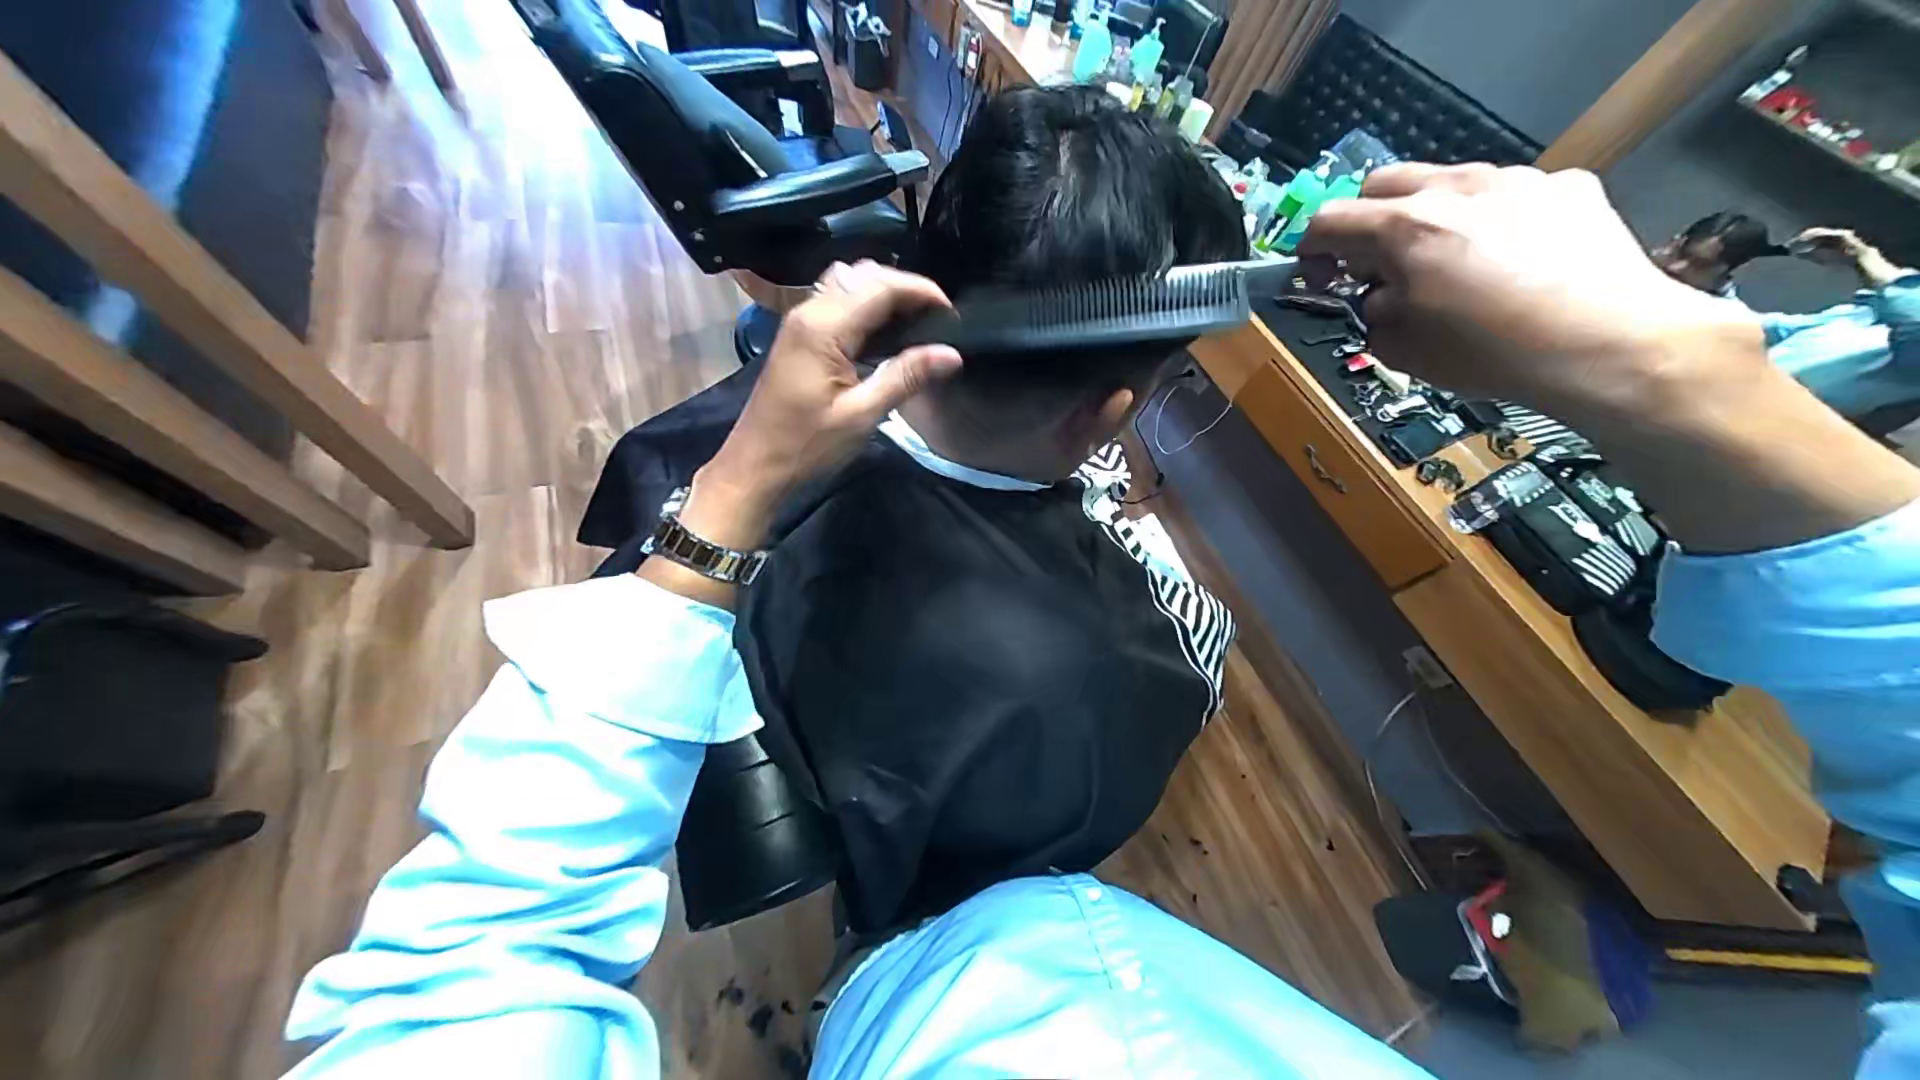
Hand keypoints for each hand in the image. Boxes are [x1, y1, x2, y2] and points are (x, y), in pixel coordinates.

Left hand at [683, 261, 962, 551]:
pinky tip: (886, 336)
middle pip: (863, 274)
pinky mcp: (799, 336)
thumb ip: (906, 377)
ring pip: (849, 283)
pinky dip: (866, 307)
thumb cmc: (806, 446)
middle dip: (905, 288)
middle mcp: (809, 312)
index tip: (952, 313)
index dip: (921, 290)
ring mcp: (800, 322)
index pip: (880, 285)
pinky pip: (837, 302)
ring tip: (916, 325)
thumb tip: (951, 354)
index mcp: (824, 327)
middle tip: (937, 320)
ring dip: (885, 294)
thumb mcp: (861, 415)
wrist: (756, 467)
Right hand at [1300, 163, 1919, 553]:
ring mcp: (1516, 180)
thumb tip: (1379, 297)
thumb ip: (1374, 312)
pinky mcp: (1565, 185)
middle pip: (1380, 184)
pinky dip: (1488, 219)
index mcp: (1404, 230)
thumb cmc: (1489, 354)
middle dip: (1363, 222)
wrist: (1607, 345)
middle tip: (1374, 267)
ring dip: (1425, 216)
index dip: (1310, 251)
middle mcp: (1455, 189)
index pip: (1327, 221)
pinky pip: (1505, 192)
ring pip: (1444, 182)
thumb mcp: (1403, 349)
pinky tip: (1508, 259)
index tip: (1321, 279)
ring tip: (1445, 263)